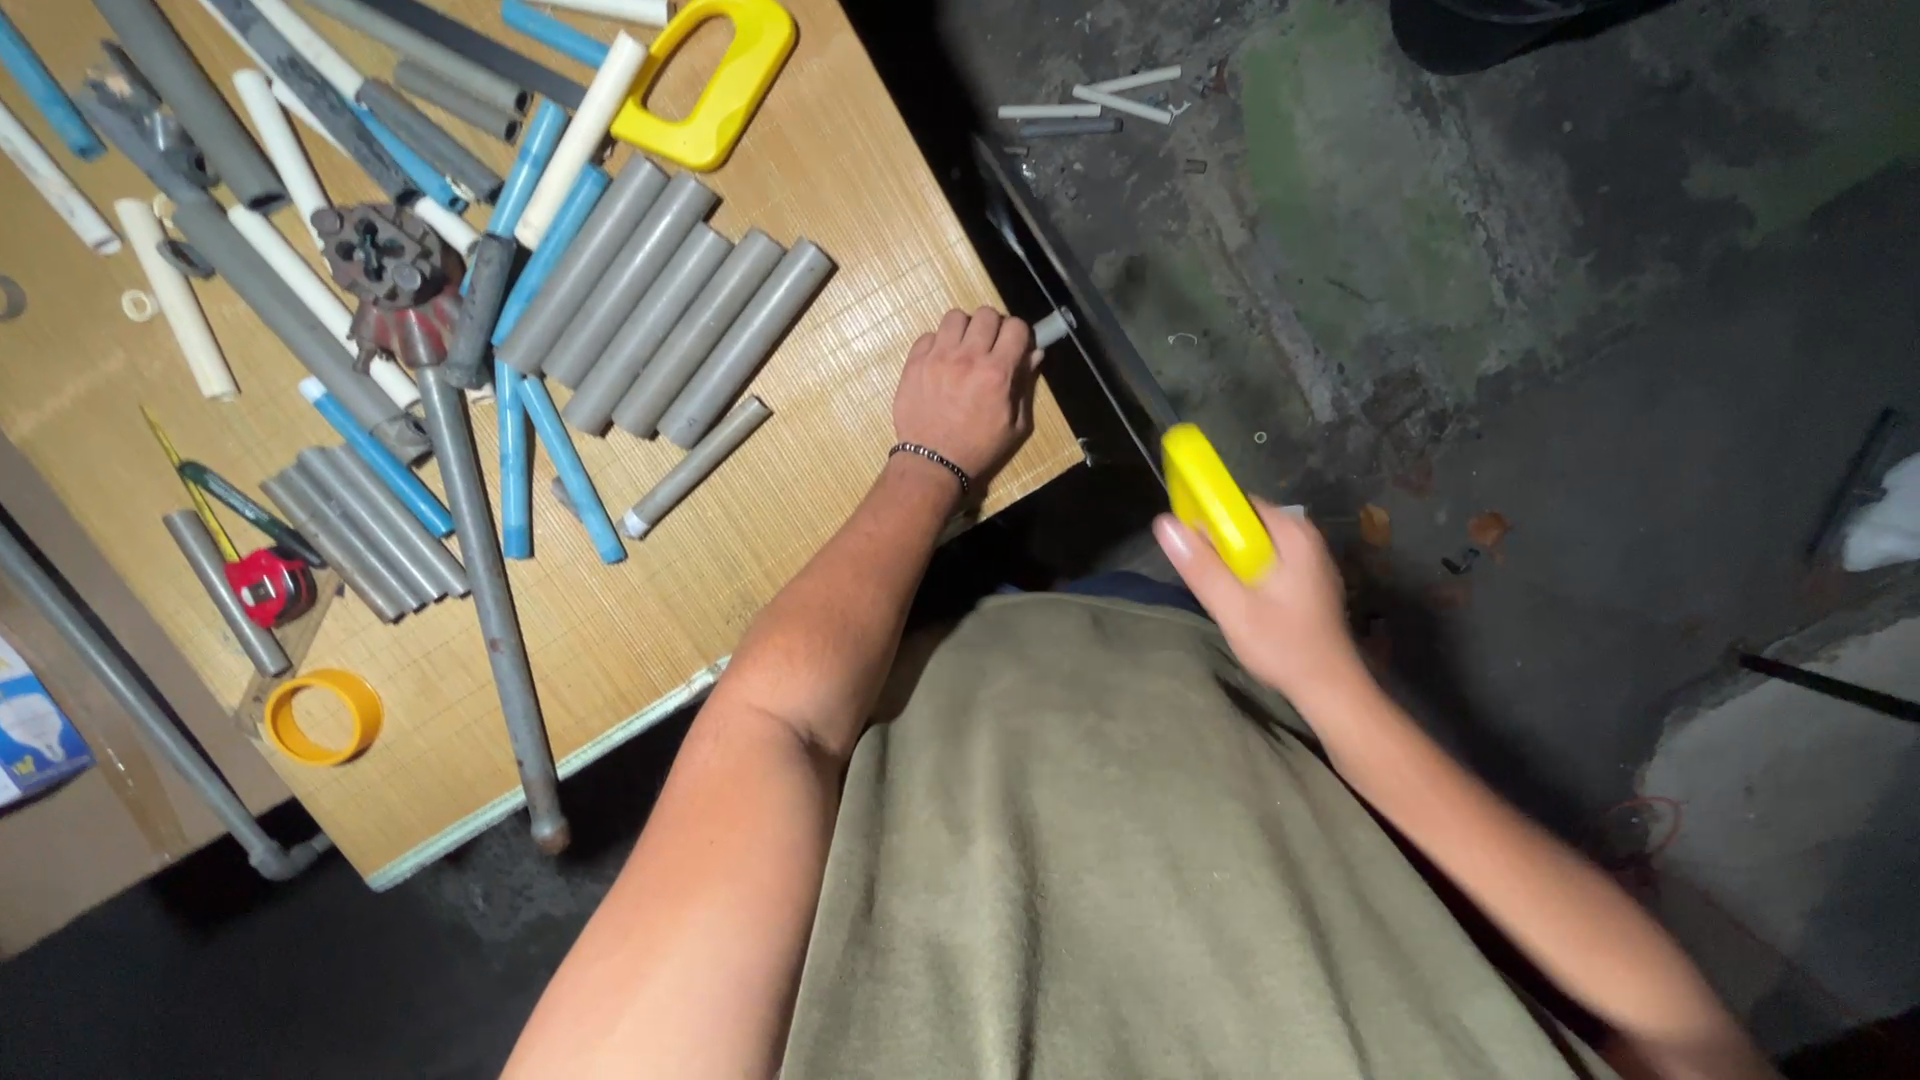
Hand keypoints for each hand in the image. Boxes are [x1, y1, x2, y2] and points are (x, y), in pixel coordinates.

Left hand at [893, 308, 1039, 485]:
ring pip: (955, 317)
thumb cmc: (979, 449)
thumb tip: (1034, 354)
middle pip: (986, 314)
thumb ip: (1025, 385)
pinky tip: (941, 362)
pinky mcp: (914, 363)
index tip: (1015, 347)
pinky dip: (938, 344)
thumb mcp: (1016, 425)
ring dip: (964, 329)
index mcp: (997, 373)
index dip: (1020, 335)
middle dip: (993, 327)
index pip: (1017, 327)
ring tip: (963, 349)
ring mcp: (937, 357)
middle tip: (989, 347)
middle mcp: (968, 357)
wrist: (933, 464)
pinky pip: (928, 335)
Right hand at [1153, 500, 1365, 700]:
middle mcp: (1305, 537)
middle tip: (1206, 578)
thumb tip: (1164, 523)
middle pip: (1246, 523)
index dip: (1207, 518)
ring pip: (1255, 544)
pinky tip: (1244, 602)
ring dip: (1232, 562)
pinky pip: (1267, 559)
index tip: (1189, 546)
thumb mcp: (1234, 609)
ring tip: (1224, 594)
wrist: (1330, 688)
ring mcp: (1310, 558)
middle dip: (1219, 545)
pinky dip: (1248, 573)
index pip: (1238, 504)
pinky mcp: (1308, 578)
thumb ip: (1201, 566)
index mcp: (1292, 534)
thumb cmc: (1283, 647)